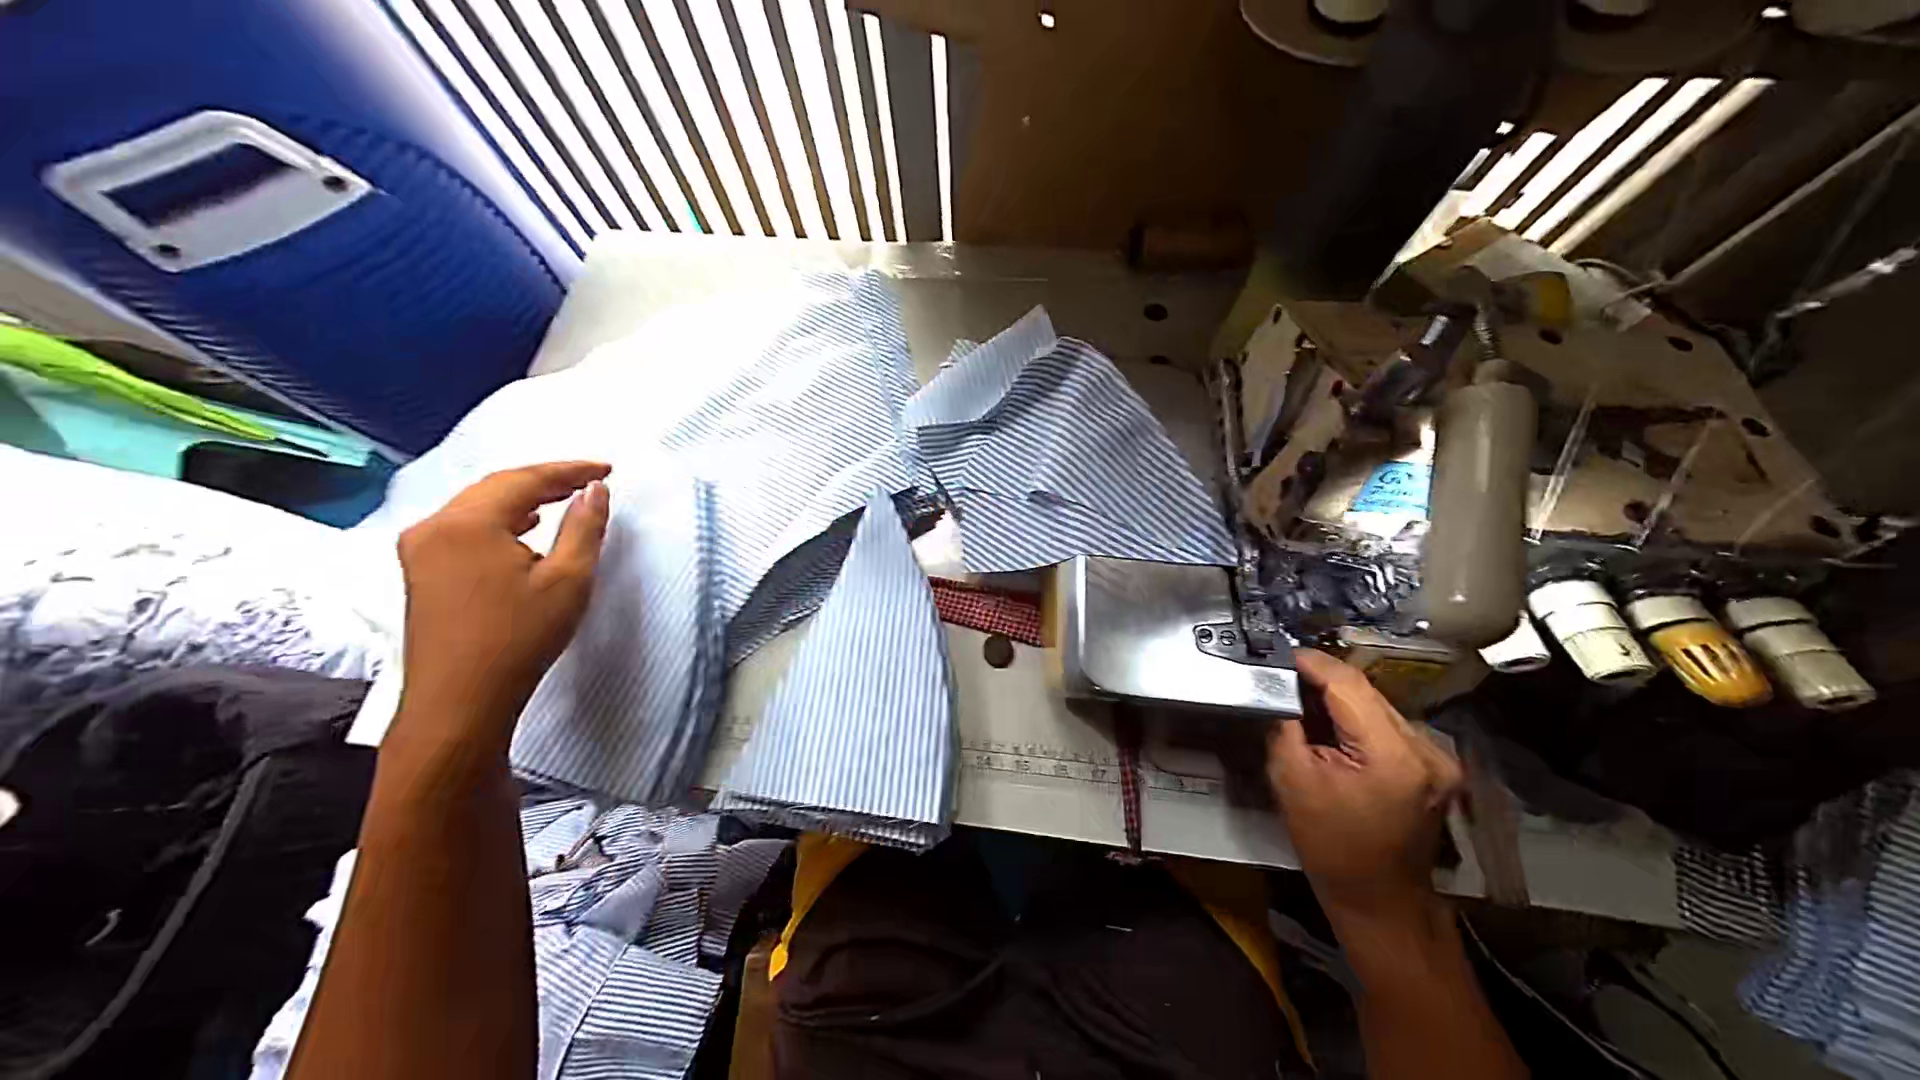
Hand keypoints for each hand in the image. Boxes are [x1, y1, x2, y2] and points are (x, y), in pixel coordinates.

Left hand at [394, 462, 611, 749]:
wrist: (460, 703)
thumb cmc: (518, 640)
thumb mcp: (568, 580)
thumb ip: (584, 527)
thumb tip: (595, 491)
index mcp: (467, 523)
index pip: (525, 479)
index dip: (569, 471)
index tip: (605, 470)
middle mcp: (434, 527)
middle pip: (496, 488)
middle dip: (544, 480)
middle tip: (587, 481)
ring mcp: (420, 550)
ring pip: (478, 506)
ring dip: (521, 499)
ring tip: (561, 499)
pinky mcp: (420, 571)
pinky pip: (463, 527)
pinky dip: (499, 520)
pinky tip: (522, 529)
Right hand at [1268, 649, 1462, 924]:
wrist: (1379, 898)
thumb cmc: (1329, 844)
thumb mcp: (1290, 779)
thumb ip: (1286, 725)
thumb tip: (1279, 689)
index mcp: (1394, 754)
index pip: (1348, 685)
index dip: (1311, 664)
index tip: (1279, 654)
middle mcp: (1427, 748)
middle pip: (1367, 692)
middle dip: (1323, 680)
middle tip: (1283, 676)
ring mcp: (1438, 757)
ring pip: (1378, 705)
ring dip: (1340, 698)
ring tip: (1301, 698)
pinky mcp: (1435, 766)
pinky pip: (1388, 725)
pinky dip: (1357, 718)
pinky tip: (1331, 725)